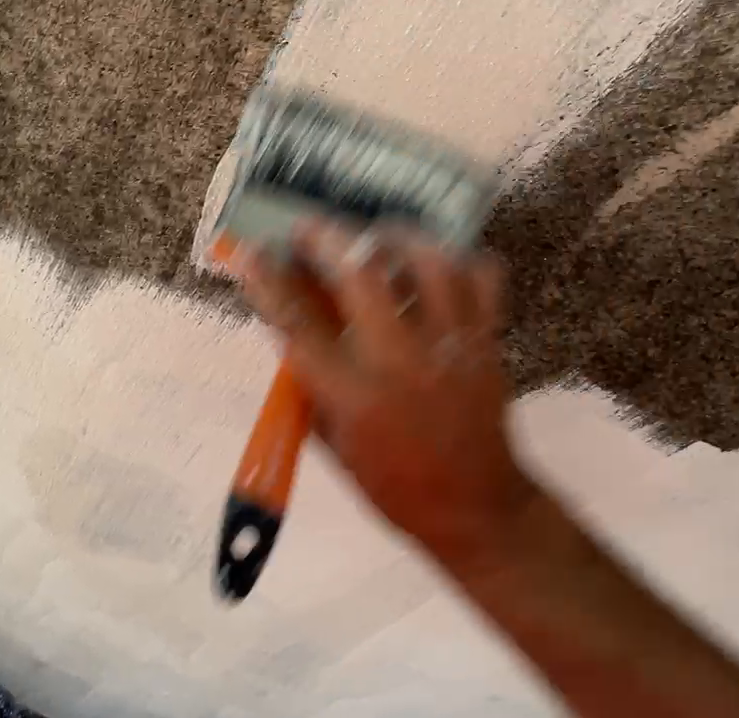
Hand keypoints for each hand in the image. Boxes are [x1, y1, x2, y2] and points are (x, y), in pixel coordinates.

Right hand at [238, 218, 535, 564]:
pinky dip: (458, 259)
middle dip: (326, 237)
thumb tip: (284, 321)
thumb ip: (308, 379)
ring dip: (395, 237)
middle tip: (309, 227)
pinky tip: (434, 261)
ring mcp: (451, 347)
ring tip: (375, 233)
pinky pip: (481, 277)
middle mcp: (401, 361)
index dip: (267, 280)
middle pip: (361, 273)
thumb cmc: (390, 483)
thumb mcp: (330, 440)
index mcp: (352, 394)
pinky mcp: (488, 343)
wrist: (477, 511)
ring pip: (428, 262)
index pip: (297, 322)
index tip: (249, 251)